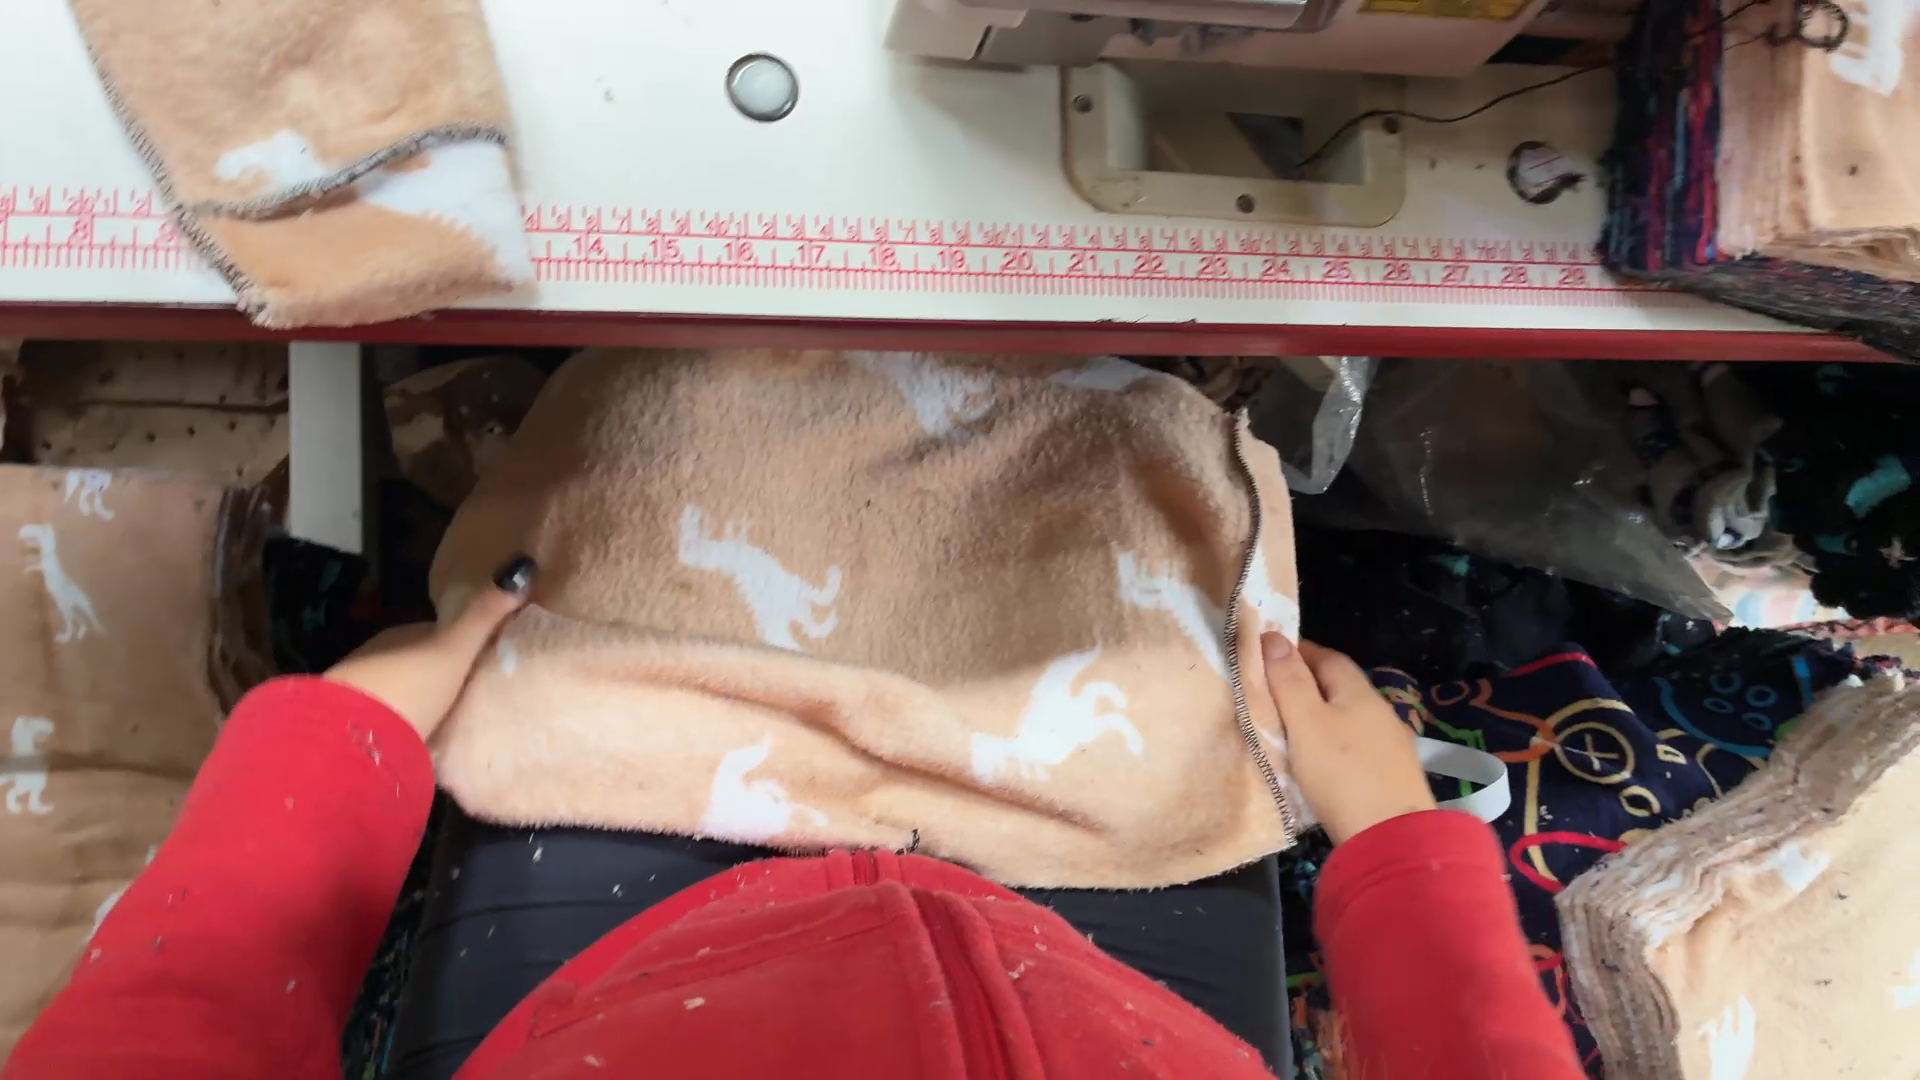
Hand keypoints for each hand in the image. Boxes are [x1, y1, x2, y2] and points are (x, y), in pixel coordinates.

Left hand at [324, 555, 536, 740]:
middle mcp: (374, 654)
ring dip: (421, 696)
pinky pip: (386, 713)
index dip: (464, 640)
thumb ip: (484, 614)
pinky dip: (404, 718)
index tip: (487, 656)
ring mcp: (356, 689)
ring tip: (451, 713)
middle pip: (419, 658)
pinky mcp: (346, 722)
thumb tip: (520, 568)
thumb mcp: (456, 649)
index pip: (438, 631)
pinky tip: (421, 732)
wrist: (351, 738)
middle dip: (443, 670)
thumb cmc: (411, 685)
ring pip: (401, 686)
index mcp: (401, 634)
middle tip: (474, 687)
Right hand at [1261, 633, 1435, 844]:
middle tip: (1267, 688)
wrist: (1394, 841)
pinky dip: (1330, 739)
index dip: (1296, 650)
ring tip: (1285, 723)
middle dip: (1304, 681)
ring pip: (1345, 716)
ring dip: (1317, 713)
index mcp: (1358, 693)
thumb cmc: (1342, 772)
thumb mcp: (1305, 721)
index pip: (1326, 656)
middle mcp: (1379, 712)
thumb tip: (1273, 636)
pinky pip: (1352, 743)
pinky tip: (1316, 756)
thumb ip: (1288, 680)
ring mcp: (1388, 746)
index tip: (1265, 654)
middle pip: (1338, 685)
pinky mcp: (1388, 776)